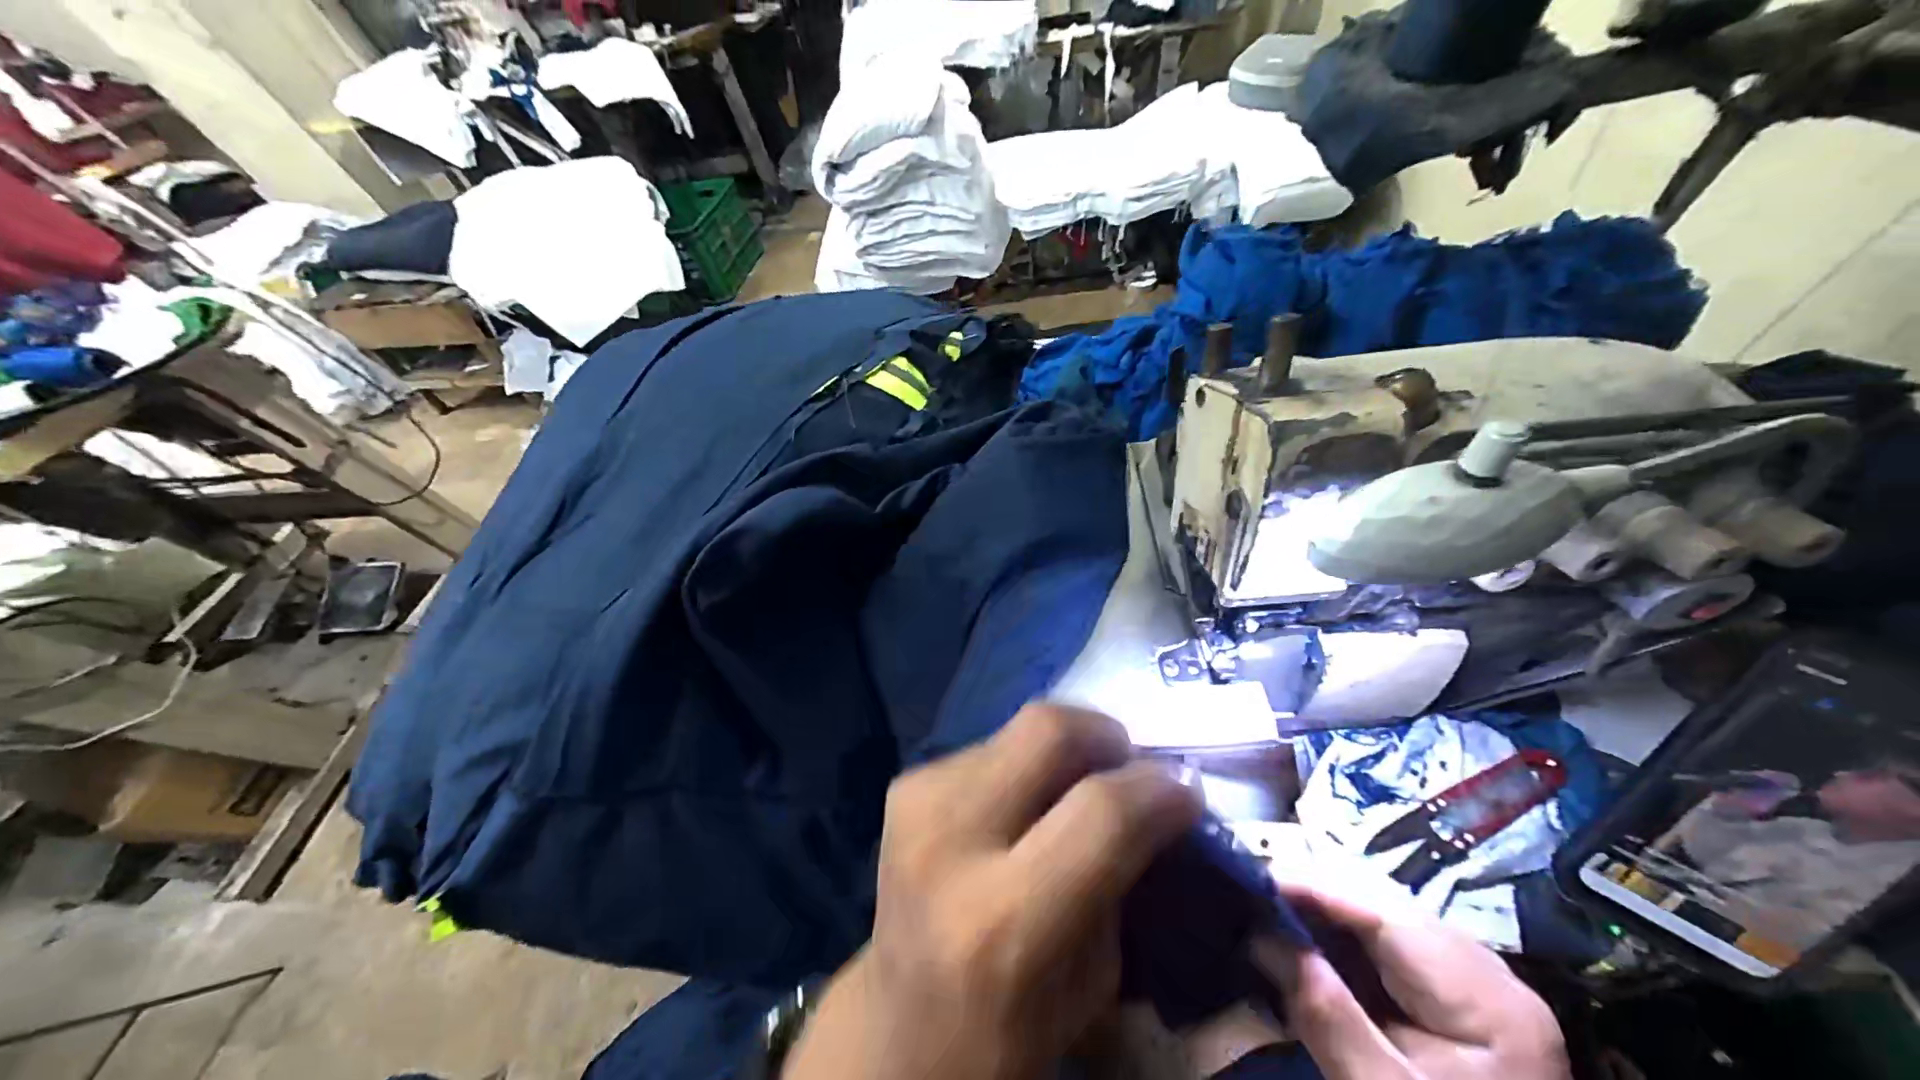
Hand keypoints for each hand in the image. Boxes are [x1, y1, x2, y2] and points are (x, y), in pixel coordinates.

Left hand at [783, 704, 1201, 1079]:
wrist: (899, 1024)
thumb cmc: (1009, 1028)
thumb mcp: (1093, 980)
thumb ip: (1122, 877)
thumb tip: (1156, 796)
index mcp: (1003, 918)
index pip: (1100, 814)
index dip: (1158, 789)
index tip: (1188, 789)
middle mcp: (949, 841)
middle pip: (1046, 731)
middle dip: (1105, 735)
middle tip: (1130, 766)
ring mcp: (917, 803)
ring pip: (1018, 727)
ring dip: (1064, 750)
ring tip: (1075, 789)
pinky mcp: (903, 785)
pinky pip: (988, 745)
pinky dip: (1024, 764)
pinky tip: (1024, 803)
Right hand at [1254, 883, 1567, 1079]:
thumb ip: (1327, 1016)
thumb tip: (1266, 937)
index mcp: (1492, 1004)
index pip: (1390, 917)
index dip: (1318, 890)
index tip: (1256, 879)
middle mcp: (1499, 981)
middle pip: (1394, 911)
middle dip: (1321, 897)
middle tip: (1255, 891)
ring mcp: (1488, 991)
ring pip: (1394, 922)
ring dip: (1331, 914)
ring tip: (1275, 911)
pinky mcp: (1470, 1005)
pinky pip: (1400, 949)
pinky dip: (1351, 940)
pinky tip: (1315, 942)